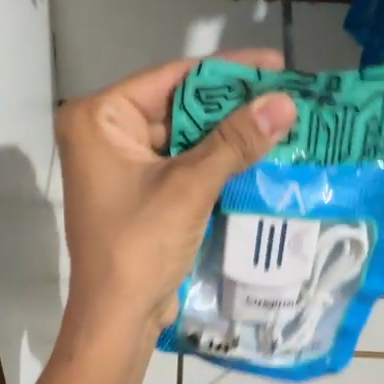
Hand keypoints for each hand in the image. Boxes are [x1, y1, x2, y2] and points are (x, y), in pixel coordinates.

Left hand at [54, 52, 297, 334]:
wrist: (117, 318)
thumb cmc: (139, 246)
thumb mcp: (189, 188)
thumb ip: (236, 141)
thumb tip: (285, 102)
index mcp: (98, 118)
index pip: (172, 79)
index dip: (228, 72)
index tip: (276, 64)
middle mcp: (103, 134)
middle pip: (178, 106)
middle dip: (231, 105)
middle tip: (285, 95)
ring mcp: (120, 166)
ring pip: (183, 138)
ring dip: (228, 136)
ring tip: (281, 121)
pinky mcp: (138, 194)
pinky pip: (182, 166)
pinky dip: (215, 163)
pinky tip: (257, 155)